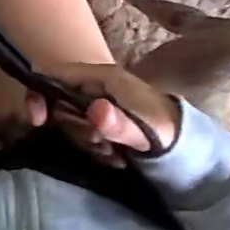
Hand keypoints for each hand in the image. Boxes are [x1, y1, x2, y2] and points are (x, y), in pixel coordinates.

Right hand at [27, 62, 180, 161]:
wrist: (191, 146)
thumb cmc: (167, 132)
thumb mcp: (144, 132)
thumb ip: (119, 124)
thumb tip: (94, 110)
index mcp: (103, 77)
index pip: (54, 74)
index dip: (39, 93)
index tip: (38, 121)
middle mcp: (98, 85)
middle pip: (60, 102)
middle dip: (74, 128)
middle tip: (99, 144)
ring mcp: (100, 100)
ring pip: (71, 120)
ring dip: (87, 141)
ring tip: (114, 153)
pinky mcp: (104, 117)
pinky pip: (84, 131)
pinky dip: (95, 147)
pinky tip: (116, 156)